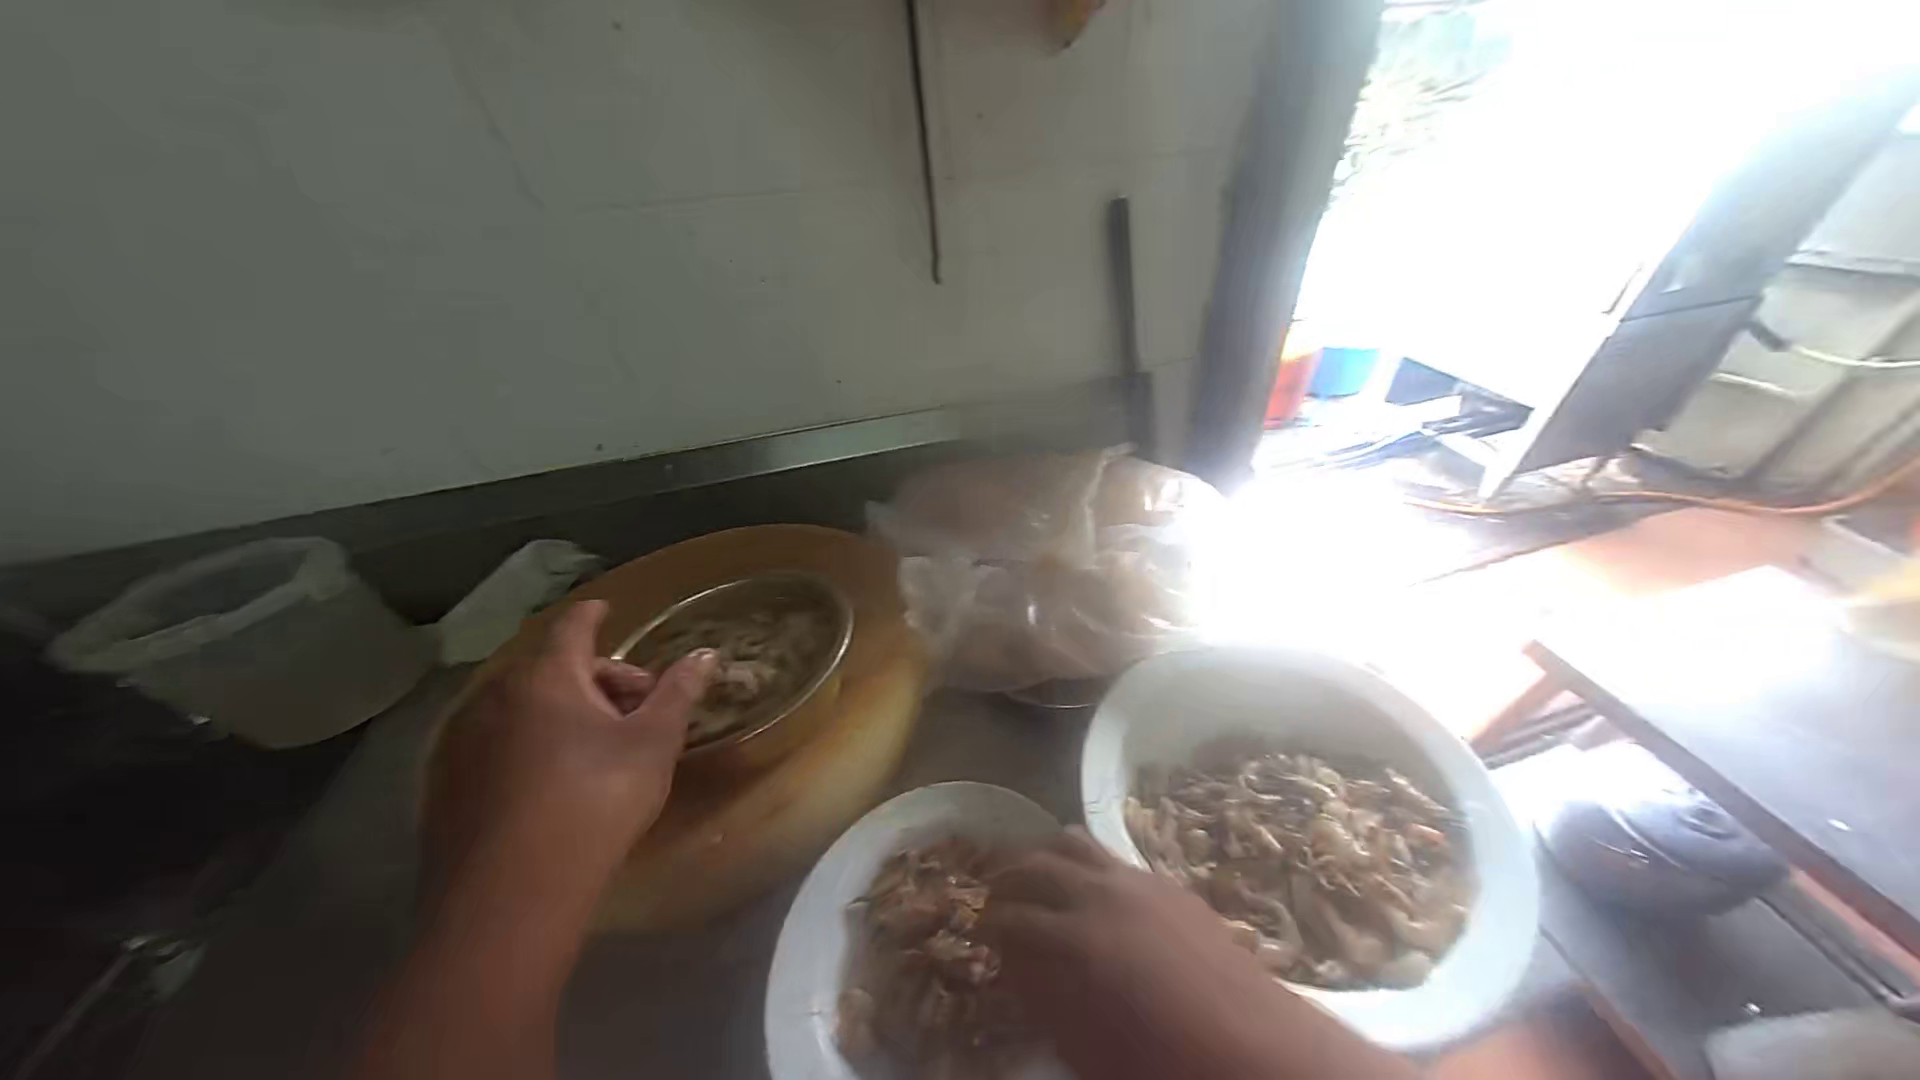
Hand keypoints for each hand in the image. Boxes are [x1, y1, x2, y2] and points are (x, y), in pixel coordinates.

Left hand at [426, 599, 716, 913]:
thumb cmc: (596, 799)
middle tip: (637, 707)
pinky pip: (501, 741)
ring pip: (526, 706)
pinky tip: (556, 778)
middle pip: (554, 668)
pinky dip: (533, 740)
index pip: (572, 627)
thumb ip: (679, 692)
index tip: (606, 609)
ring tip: (601, 744)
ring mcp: (465, 743)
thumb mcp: (653, 741)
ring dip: (566, 709)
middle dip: (600, 677)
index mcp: (547, 678)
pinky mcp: (449, 786)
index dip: (593, 614)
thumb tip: (706, 654)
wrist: (512, 896)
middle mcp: (497, 698)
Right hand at [985, 829, 1416, 1079]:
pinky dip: (1083, 861)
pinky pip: (1108, 854)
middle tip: (994, 897)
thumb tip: (1015, 965)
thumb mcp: (1088, 1045)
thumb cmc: (1164, 1062)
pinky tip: (1086, 887)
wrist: (1255, 1049)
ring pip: (1070, 841)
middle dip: (1005, 879)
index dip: (988, 925)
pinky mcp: (1161, 879)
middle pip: (1033, 864)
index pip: (1010, 917)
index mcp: (1076, 937)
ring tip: (1032, 876)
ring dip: (1042, 856)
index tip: (980, 932)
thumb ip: (1044, 997)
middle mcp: (1099, 893)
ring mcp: (1133, 879)